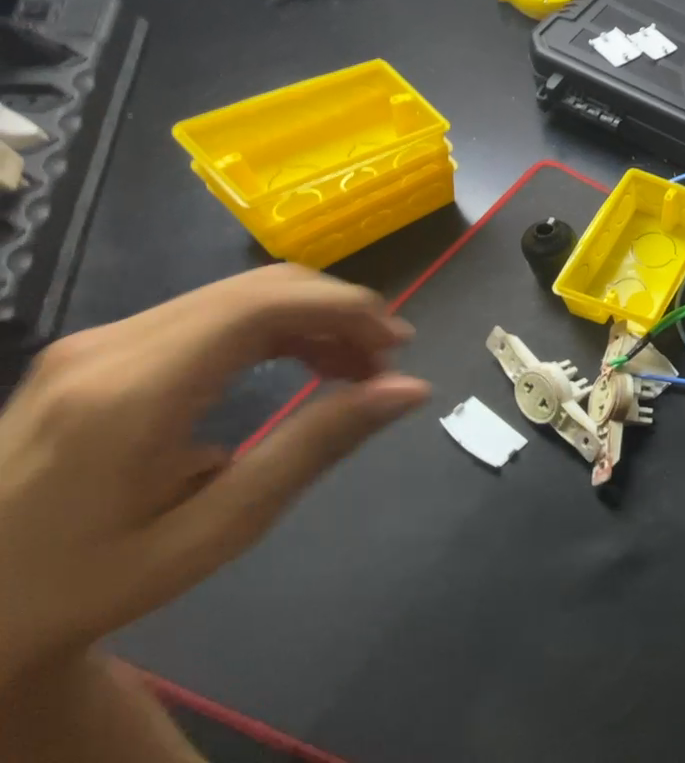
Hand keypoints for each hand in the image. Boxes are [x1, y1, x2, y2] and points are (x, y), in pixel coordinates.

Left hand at [0, 265, 429, 685]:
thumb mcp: (214, 529)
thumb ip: (312, 449)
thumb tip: (411, 388)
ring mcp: (95, 346)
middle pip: (256, 288)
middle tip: (384, 367)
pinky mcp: (95, 354)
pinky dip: (275, 328)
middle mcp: (109, 348)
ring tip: (354, 371)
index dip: (347, 309)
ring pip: (237, 295)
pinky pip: (208, 314)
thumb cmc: (89, 581)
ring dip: (312, 319)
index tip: (400, 348)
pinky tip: (299, 366)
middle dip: (339, 313)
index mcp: (133, 394)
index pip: (263, 304)